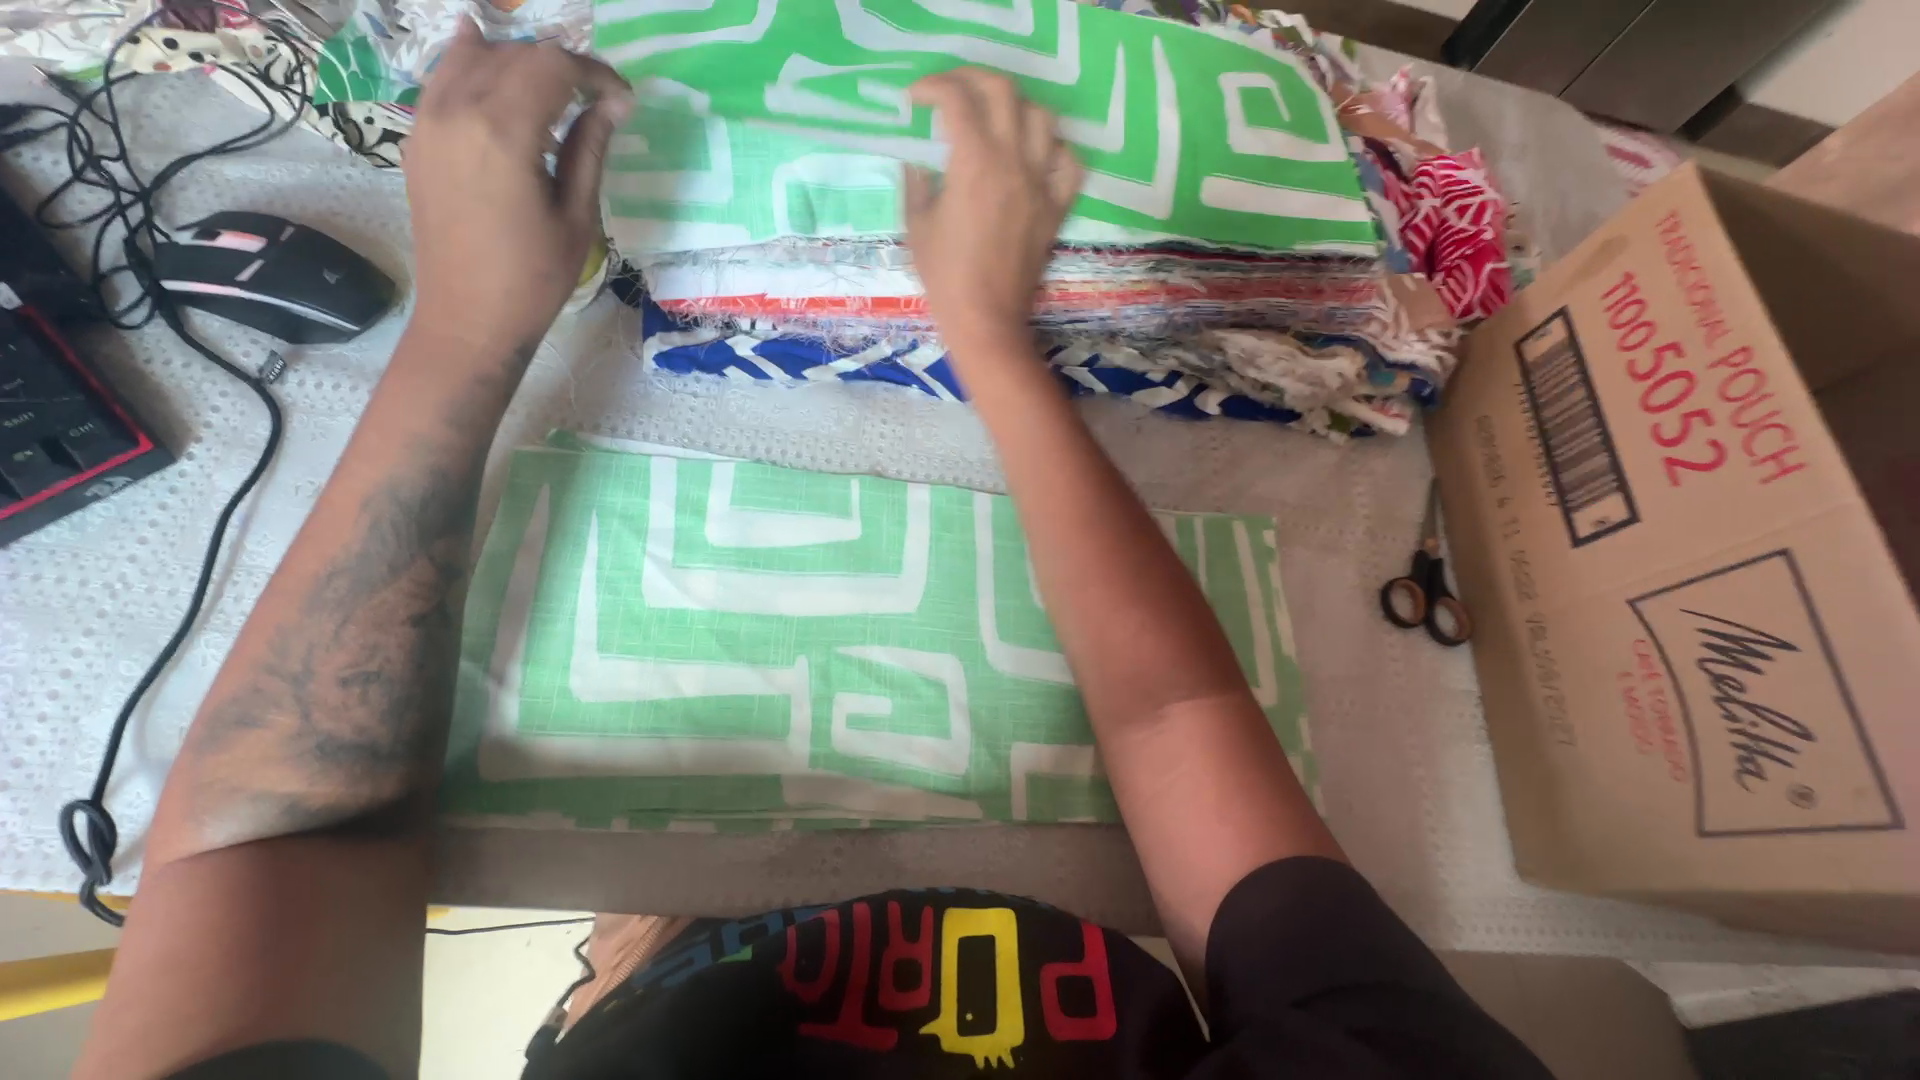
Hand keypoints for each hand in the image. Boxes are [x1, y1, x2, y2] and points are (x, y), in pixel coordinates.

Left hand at [402, 20, 632, 355]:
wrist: (469, 316)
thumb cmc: (534, 279)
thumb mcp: (576, 217)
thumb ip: (588, 150)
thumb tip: (611, 105)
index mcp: (503, 132)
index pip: (552, 67)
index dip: (594, 74)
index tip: (622, 99)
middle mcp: (457, 110)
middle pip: (514, 54)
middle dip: (562, 67)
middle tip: (597, 100)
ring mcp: (428, 120)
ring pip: (475, 56)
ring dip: (519, 63)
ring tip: (553, 92)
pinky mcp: (417, 136)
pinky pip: (444, 77)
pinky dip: (474, 66)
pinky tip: (495, 70)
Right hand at [904, 69, 1081, 354]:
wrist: (986, 319)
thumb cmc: (945, 277)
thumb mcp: (917, 227)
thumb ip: (917, 184)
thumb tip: (918, 161)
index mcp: (973, 162)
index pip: (955, 99)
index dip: (931, 88)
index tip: (915, 99)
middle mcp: (1012, 161)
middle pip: (1002, 90)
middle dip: (972, 78)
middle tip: (953, 91)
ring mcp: (1041, 183)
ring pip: (1041, 117)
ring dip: (1015, 107)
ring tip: (995, 118)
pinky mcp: (1057, 207)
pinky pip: (1070, 163)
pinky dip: (1055, 148)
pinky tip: (1036, 154)